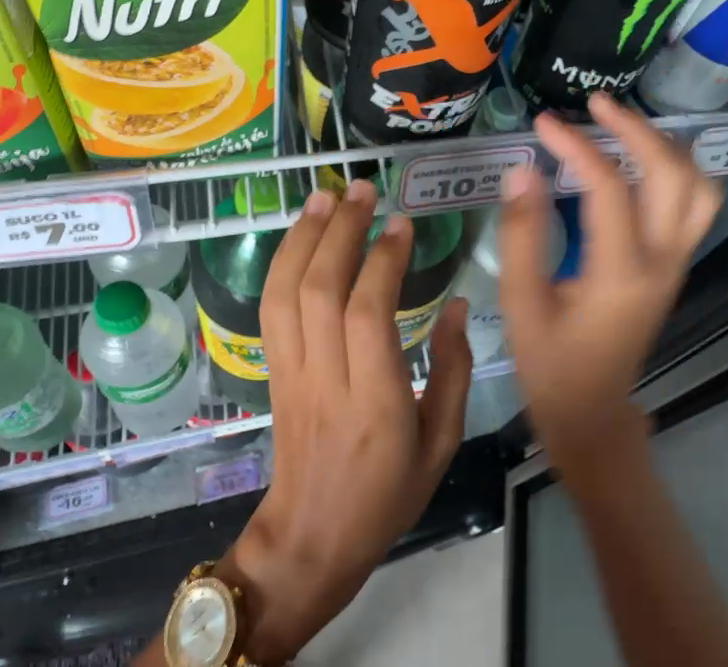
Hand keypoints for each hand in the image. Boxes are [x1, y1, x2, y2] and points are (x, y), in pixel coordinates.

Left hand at [213, 179, 472, 663]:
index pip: (368, 316)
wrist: (313, 537)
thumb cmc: (388, 495)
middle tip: (361, 190)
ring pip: (286, 295)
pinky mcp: (273, 373)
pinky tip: (301, 236)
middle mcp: (327, 381)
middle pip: (320, 292)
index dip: (382, 262)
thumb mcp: (443, 443)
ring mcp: (291, 375)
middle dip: (340, 232)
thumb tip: (455, 303)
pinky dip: (282, 265)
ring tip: (325, 196)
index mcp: (376, 403)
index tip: (401, 224)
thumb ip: (453, 371)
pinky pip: (271, 311)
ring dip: (303, 238)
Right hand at [497, 92, 721, 463]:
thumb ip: (522, 235)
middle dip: (637, 130)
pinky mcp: (676, 266)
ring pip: (700, 188)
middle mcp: (662, 263)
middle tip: (596, 105)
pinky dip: (674, 169)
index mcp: (621, 274)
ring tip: (622, 126)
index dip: (578, 147)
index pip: (611, 189)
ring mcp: (677, 264)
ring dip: (666, 147)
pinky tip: (637, 160)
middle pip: (675, 175)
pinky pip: (695, 204)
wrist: (593, 412)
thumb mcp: (521, 303)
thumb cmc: (550, 364)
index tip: (544, 122)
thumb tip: (522, 168)